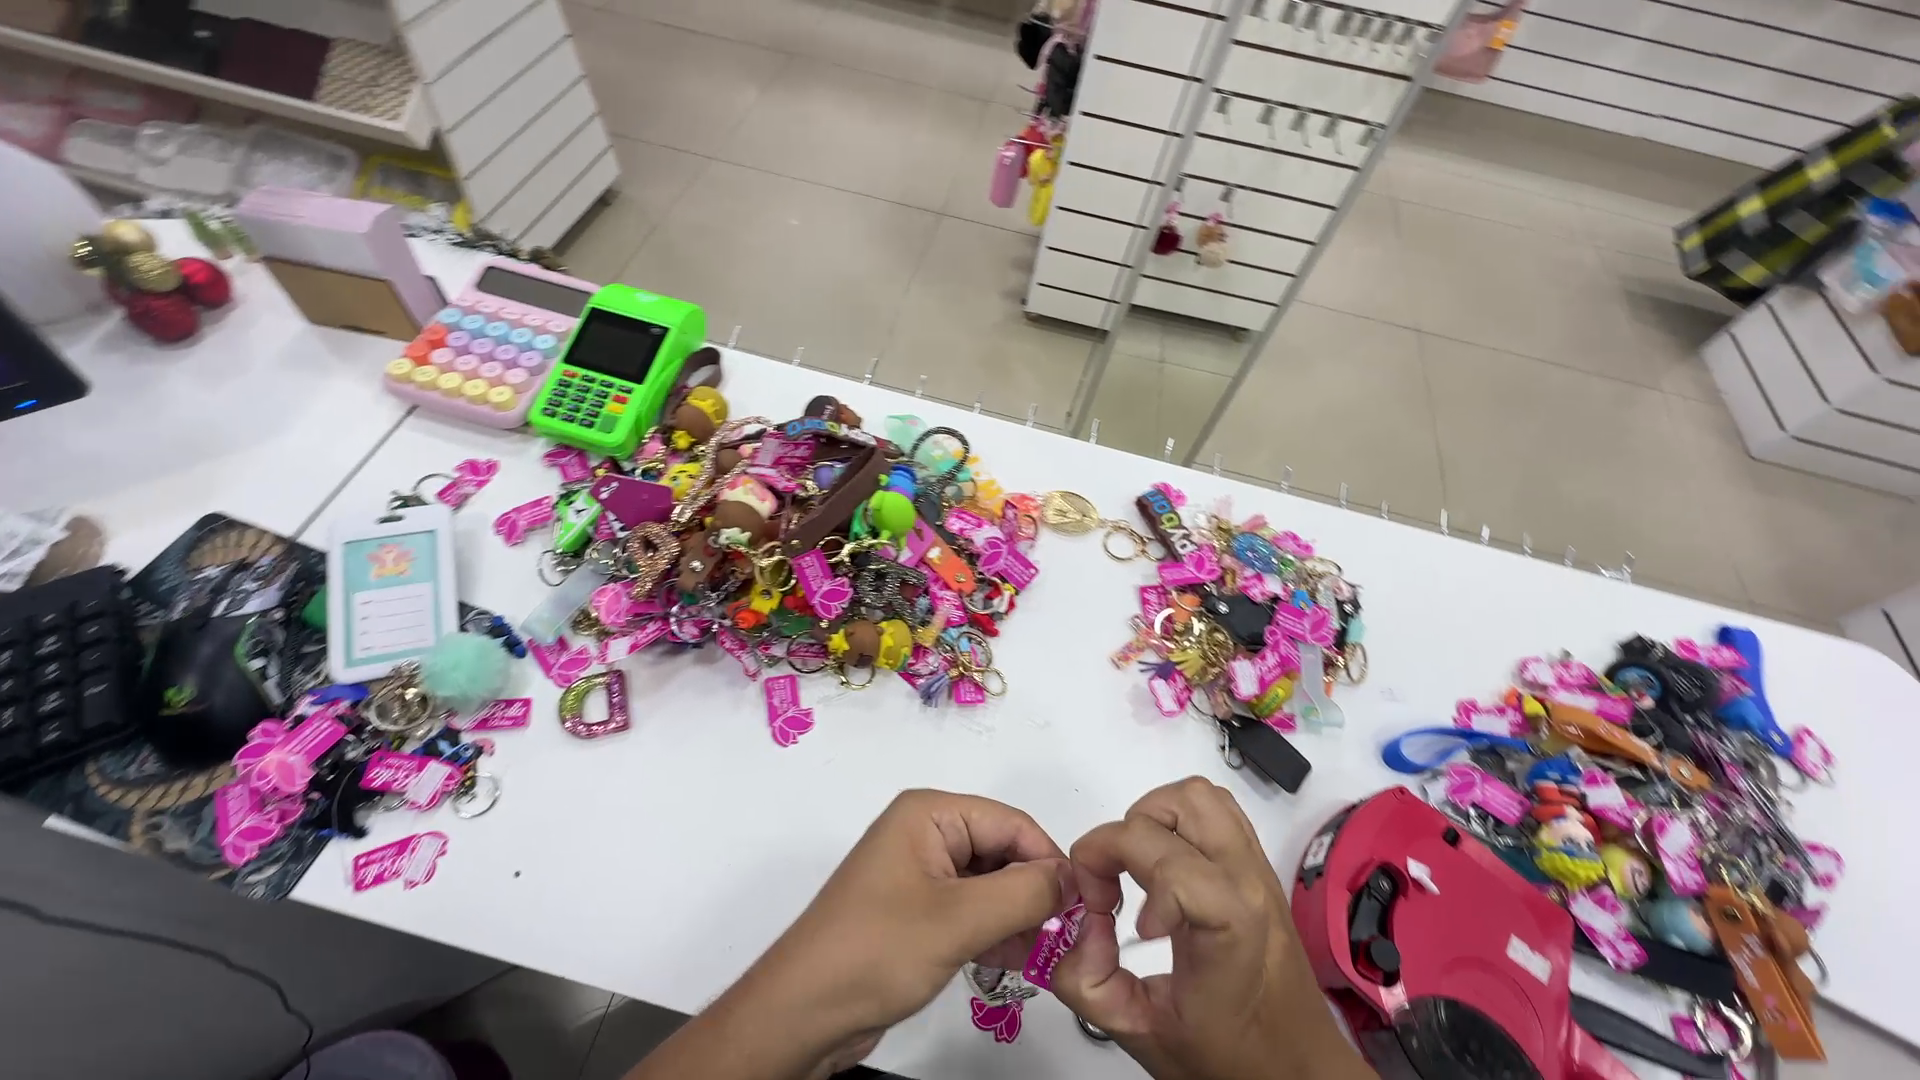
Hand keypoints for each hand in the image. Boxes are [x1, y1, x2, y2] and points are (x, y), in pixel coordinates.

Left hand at [748, 790, 1074, 1048]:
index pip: (1011, 823)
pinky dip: (995, 932)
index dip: (1050, 861)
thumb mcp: (959, 919)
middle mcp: (926, 834)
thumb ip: (1024, 893)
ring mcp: (920, 873)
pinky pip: (971, 910)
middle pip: (1003, 852)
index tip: (1084, 907)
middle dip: (1035, 894)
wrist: (803, 1013)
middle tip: (1068, 940)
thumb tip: (1072, 878)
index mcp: (930, 813)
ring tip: (1045, 957)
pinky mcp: (917, 911)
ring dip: (1019, 918)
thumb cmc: (876, 950)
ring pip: (991, 885)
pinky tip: (1014, 962)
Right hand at [1053, 778, 1372, 1079]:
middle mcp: (1248, 882)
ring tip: (1134, 868)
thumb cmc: (1225, 1054)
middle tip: (1109, 887)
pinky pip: (1214, 806)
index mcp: (1230, 928)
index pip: (1172, 861)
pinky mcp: (1257, 862)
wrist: (1295, 1065)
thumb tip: (1077, 921)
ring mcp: (1257, 866)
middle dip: (1122, 838)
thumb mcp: (1139, 1033)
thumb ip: (1084, 980)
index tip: (1111, 915)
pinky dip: (1174, 818)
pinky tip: (1161, 864)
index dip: (1121, 868)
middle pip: (1175, 810)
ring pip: (1196, 795)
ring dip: (1149, 818)